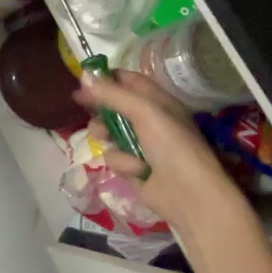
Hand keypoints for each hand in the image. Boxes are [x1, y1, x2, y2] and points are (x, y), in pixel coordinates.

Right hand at [75, 70, 244, 231]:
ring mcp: (140, 145)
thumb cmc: (172, 146)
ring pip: (108, 131)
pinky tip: (137, 170)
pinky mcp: (134, 168)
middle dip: (99, 105)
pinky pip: (115, 156)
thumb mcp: (143, 112)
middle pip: (113, 105)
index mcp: (158, 102)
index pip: (128, 81)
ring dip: (105, 133)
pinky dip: (123, 162)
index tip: (83, 78)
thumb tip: (84, 75)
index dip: (106, 78)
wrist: (190, 197)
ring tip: (104, 137)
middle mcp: (149, 121)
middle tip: (81, 103)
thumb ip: (112, 93)